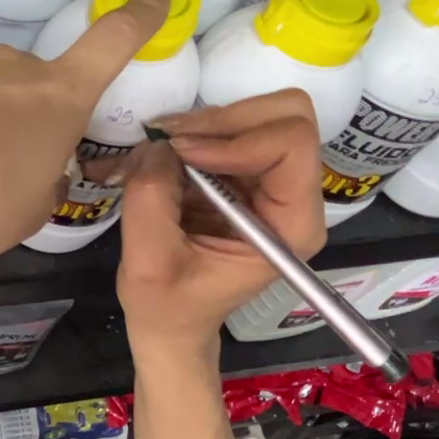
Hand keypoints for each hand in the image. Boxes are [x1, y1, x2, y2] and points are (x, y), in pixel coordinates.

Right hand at [116, 90, 325, 352]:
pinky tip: (155, 158)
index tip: (180, 155)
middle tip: (166, 142)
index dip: (234, 139)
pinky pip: (226, 130)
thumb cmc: (166, 307)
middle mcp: (291, 197)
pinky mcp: (241, 175)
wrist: (170, 323)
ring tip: (153, 152)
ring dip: (200, 126)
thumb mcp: (147, 263)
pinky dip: (189, 135)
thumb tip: (155, 145)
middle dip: (221, 121)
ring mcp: (267, 182)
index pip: (291, 144)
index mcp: (291, 226)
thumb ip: (151, 198)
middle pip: (284, 115)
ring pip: (255, 115)